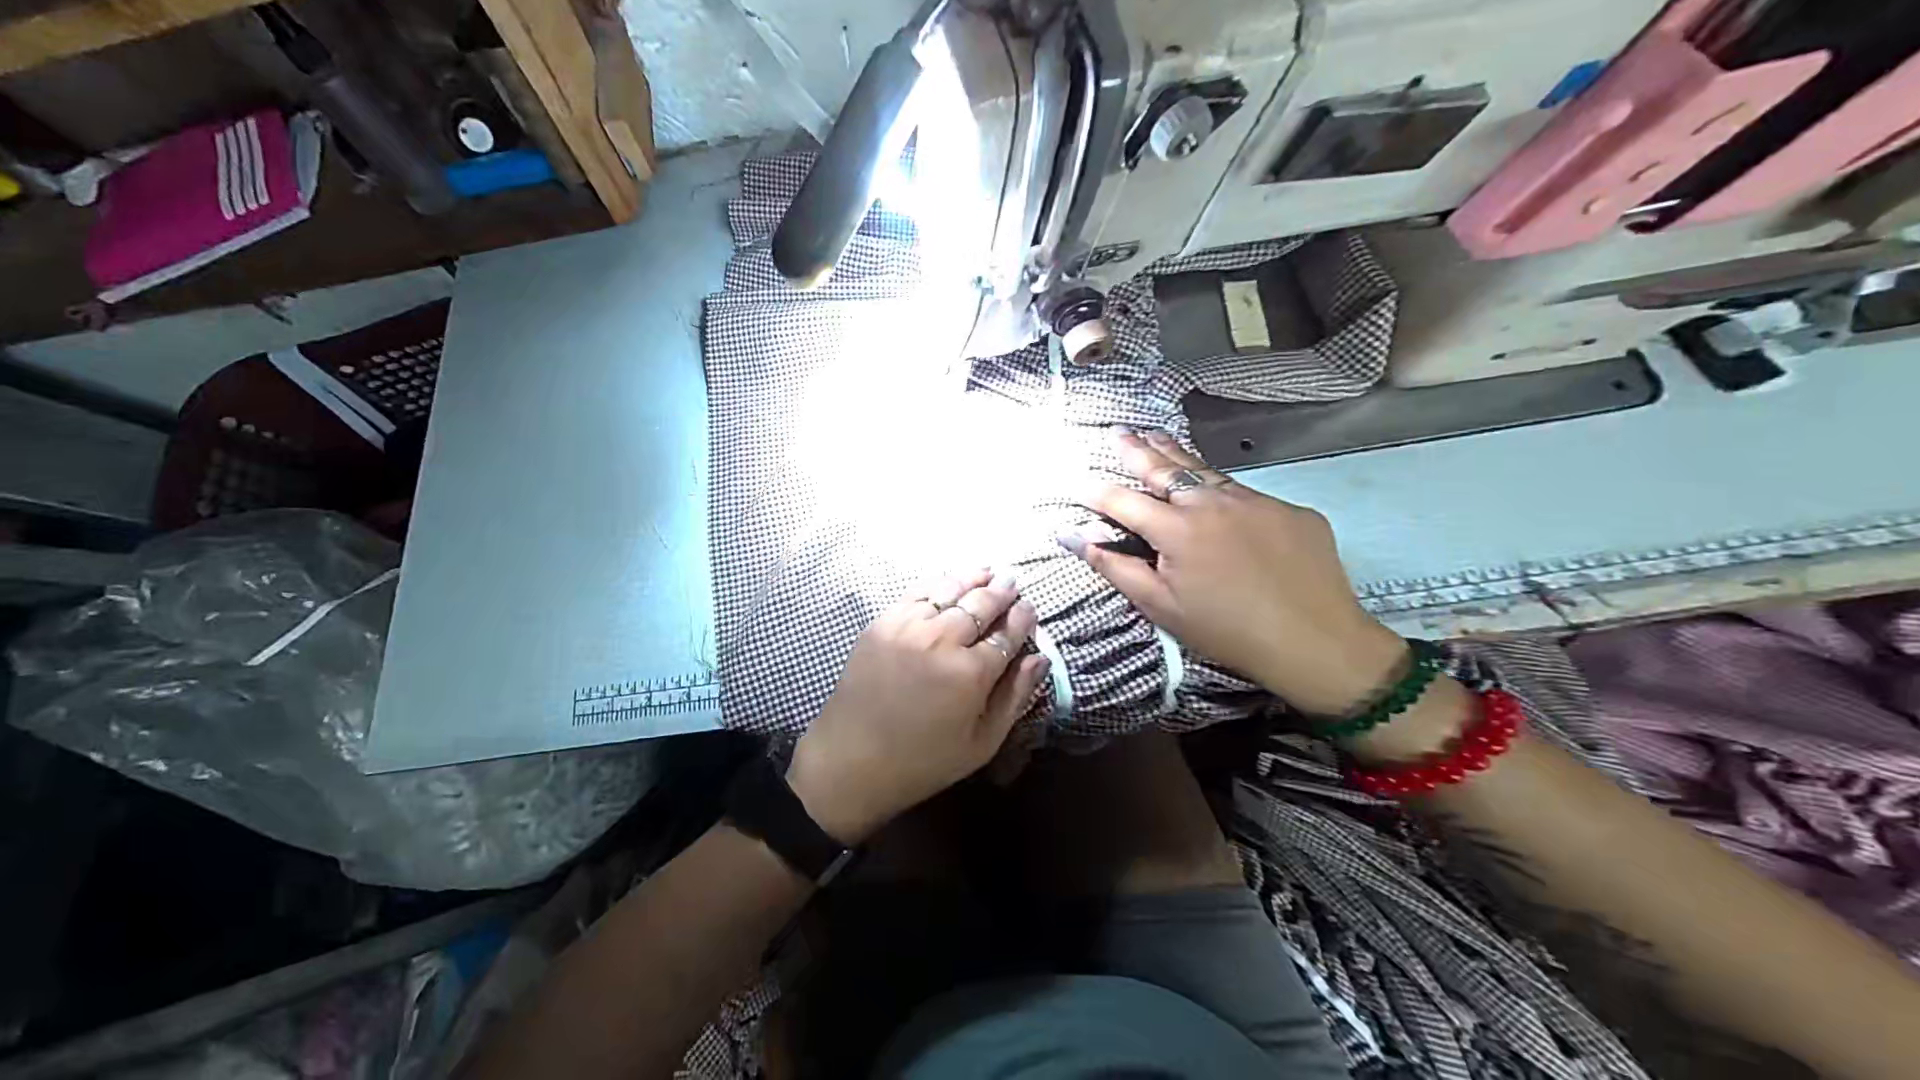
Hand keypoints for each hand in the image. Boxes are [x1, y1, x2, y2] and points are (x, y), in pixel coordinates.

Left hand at [787, 569, 1050, 843]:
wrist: (850, 760)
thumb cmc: (922, 761)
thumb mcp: (981, 743)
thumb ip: (1014, 697)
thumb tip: (1040, 658)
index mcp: (971, 673)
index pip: (1007, 634)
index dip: (1022, 618)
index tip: (1030, 609)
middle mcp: (942, 640)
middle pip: (980, 604)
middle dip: (1001, 592)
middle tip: (1012, 582)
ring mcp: (908, 627)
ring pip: (949, 590)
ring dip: (972, 579)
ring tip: (987, 572)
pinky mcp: (882, 623)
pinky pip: (916, 594)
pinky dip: (938, 584)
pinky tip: (948, 581)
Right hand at [1061, 428, 1405, 714]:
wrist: (1314, 641)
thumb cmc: (1226, 631)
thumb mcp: (1161, 606)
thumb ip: (1115, 567)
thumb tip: (1074, 537)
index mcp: (1176, 529)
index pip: (1124, 500)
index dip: (1096, 491)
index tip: (1078, 480)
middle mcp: (1212, 503)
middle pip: (1166, 469)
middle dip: (1137, 449)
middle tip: (1120, 431)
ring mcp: (1255, 501)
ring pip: (1207, 472)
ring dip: (1177, 456)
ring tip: (1158, 438)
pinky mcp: (1289, 510)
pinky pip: (1247, 495)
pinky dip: (1222, 491)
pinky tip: (1218, 497)